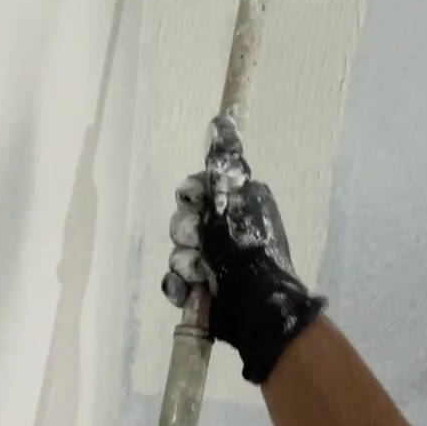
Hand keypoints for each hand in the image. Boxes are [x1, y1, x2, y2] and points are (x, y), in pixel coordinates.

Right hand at [162, 115, 325, 383]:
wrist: (253, 305)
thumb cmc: (246, 248)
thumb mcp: (235, 199)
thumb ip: (224, 163)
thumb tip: (223, 119)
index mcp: (235, 207)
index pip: (193, 191)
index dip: (191, 198)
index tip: (198, 203)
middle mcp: (222, 232)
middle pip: (180, 221)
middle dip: (187, 233)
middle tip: (203, 243)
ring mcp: (210, 263)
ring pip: (175, 253)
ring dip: (185, 263)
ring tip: (203, 274)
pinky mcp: (200, 291)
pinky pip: (173, 281)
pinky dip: (181, 288)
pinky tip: (192, 291)